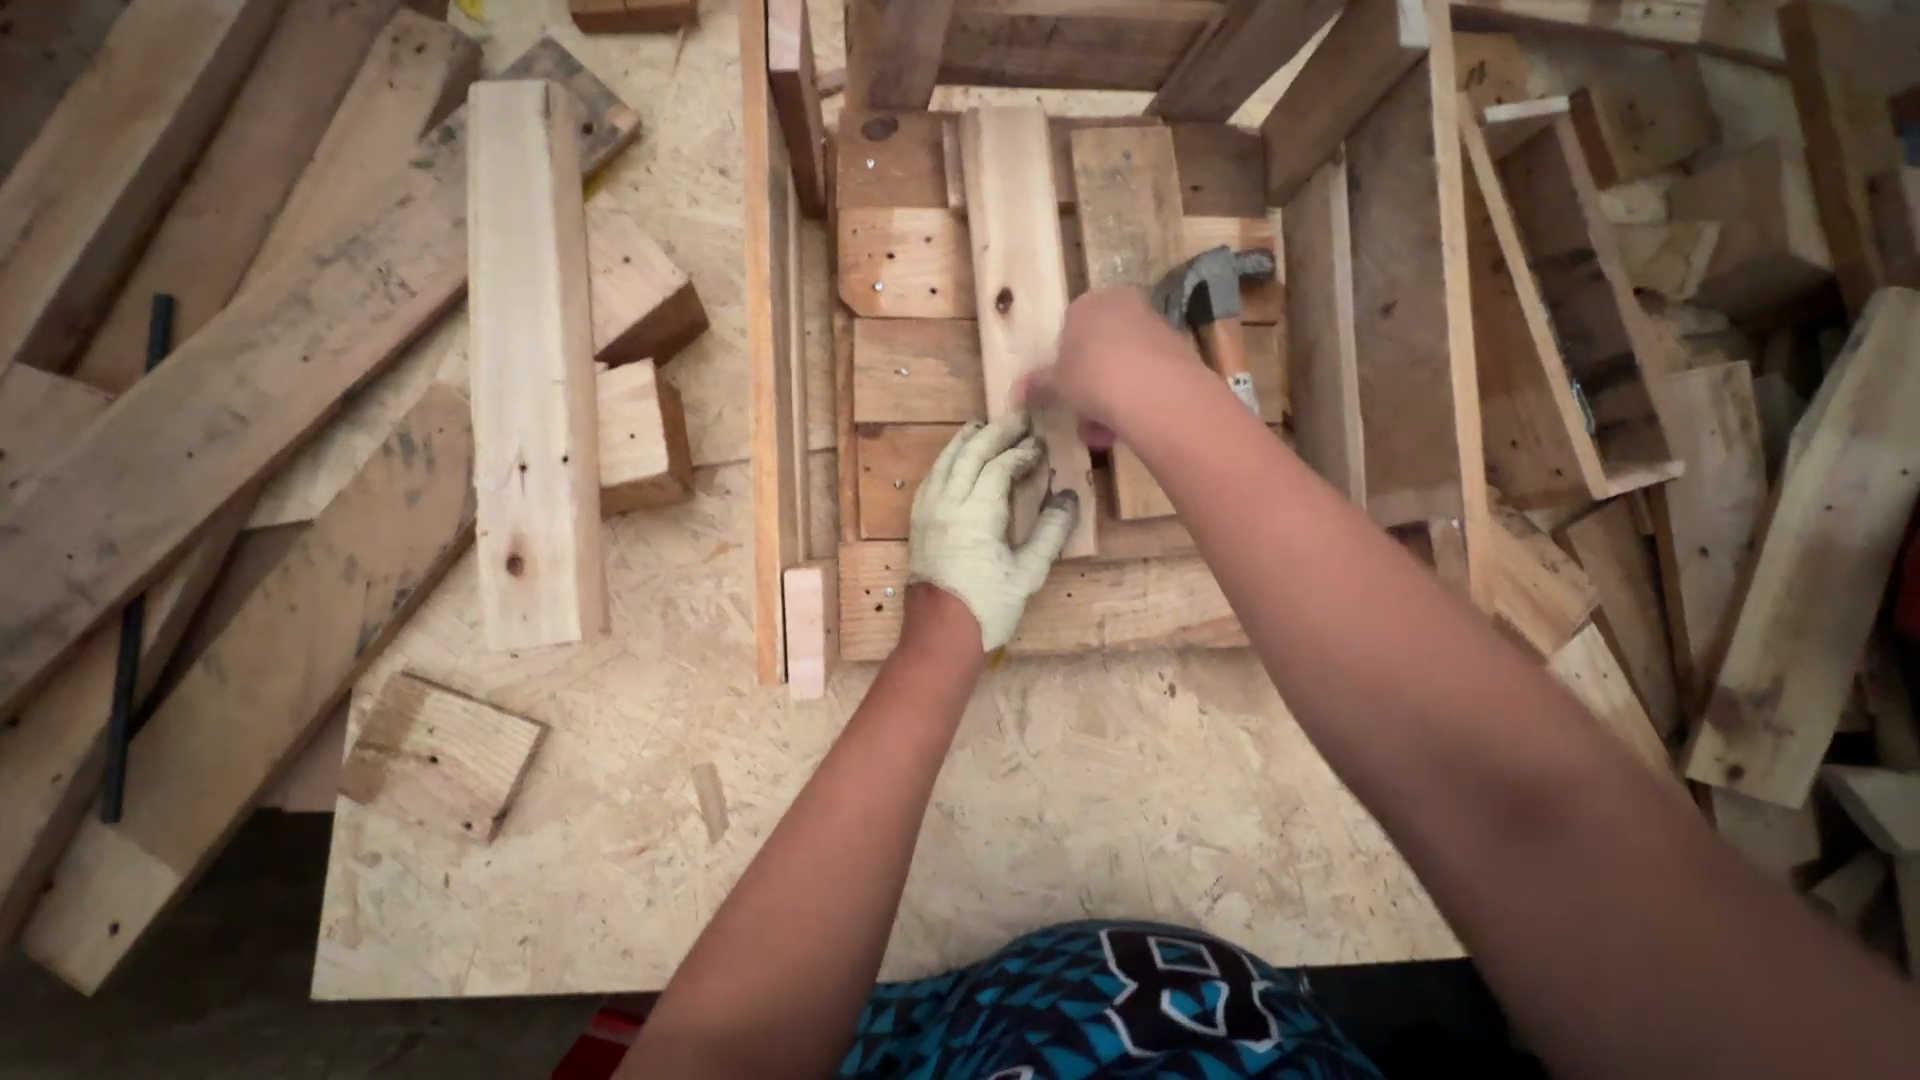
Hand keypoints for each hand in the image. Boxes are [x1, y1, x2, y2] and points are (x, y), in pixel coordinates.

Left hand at [907, 414, 1079, 651]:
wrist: (939, 635)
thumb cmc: (988, 607)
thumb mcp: (1028, 573)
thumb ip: (1049, 532)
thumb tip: (1068, 498)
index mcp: (977, 513)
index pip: (1000, 467)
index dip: (1022, 452)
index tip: (1041, 445)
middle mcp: (948, 503)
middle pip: (970, 454)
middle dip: (996, 433)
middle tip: (1019, 420)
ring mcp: (928, 511)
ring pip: (946, 461)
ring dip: (967, 441)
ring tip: (985, 426)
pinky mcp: (919, 522)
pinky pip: (933, 477)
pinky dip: (948, 460)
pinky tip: (956, 458)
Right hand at [1017, 286, 1200, 440]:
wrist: (1149, 387)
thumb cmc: (1089, 375)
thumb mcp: (1056, 383)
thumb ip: (1038, 385)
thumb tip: (1015, 393)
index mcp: (1086, 303)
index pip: (1070, 330)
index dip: (1066, 366)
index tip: (1066, 392)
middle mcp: (1122, 305)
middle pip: (1100, 349)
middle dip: (1091, 388)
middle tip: (1084, 418)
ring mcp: (1153, 325)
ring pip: (1124, 366)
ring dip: (1112, 400)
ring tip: (1105, 433)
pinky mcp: (1177, 349)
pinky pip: (1147, 375)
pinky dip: (1137, 398)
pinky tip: (1129, 426)